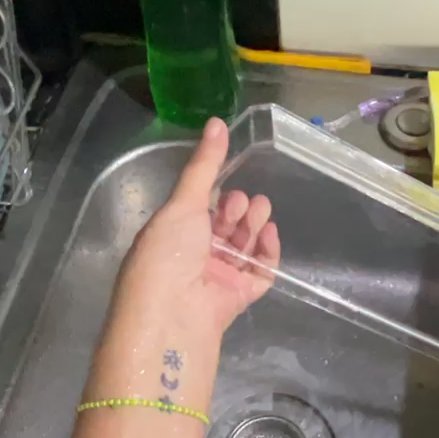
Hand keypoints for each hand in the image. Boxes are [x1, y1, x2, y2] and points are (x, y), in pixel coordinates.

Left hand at [109, 118, 279, 344]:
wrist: (172, 316)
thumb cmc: (167, 254)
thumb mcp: (182, 204)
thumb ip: (204, 165)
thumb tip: (218, 121)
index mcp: (173, 234)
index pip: (201, 209)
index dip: (218, 194)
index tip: (228, 186)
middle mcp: (194, 256)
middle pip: (225, 226)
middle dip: (239, 210)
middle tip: (244, 205)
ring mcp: (218, 277)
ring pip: (244, 246)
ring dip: (253, 227)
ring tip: (259, 214)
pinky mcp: (240, 297)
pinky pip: (261, 272)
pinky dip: (267, 253)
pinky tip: (270, 235)